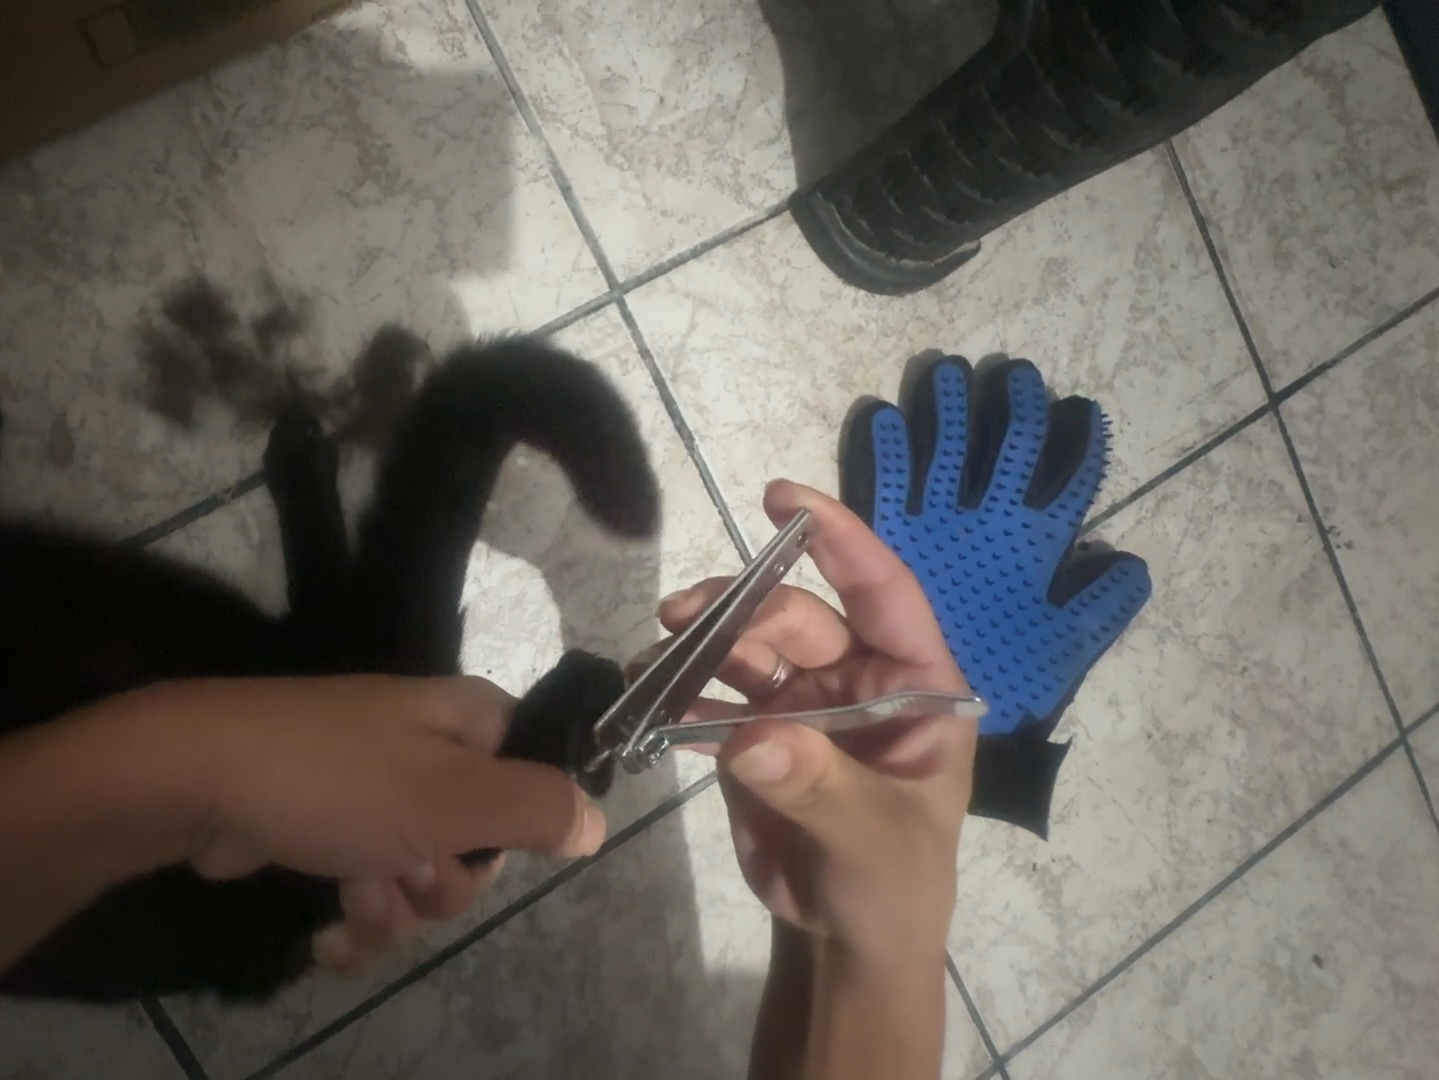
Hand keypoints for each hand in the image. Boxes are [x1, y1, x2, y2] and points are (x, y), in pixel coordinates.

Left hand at [77, 674, 604, 970]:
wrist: (201, 779)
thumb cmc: (339, 781)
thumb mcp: (451, 798)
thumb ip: (535, 808)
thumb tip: (598, 821)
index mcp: (467, 722)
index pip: (535, 771)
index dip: (521, 823)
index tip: (490, 847)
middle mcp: (429, 746)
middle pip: (480, 837)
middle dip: (448, 878)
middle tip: (411, 869)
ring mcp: (378, 785)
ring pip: (425, 871)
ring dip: (399, 906)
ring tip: (358, 898)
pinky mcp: (335, 822)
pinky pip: (374, 881)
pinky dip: (361, 916)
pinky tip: (332, 936)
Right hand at [658, 481, 972, 969]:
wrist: (840, 936)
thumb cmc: (891, 887)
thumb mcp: (876, 843)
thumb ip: (822, 788)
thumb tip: (752, 739)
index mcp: (911, 687)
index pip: (884, 592)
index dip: (840, 538)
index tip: (780, 497)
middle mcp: (853, 681)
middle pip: (792, 617)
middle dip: (737, 609)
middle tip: (679, 618)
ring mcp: (798, 704)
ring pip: (744, 648)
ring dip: (697, 645)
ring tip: (649, 660)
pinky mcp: (752, 733)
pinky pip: (711, 699)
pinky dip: (679, 697)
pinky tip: (648, 701)